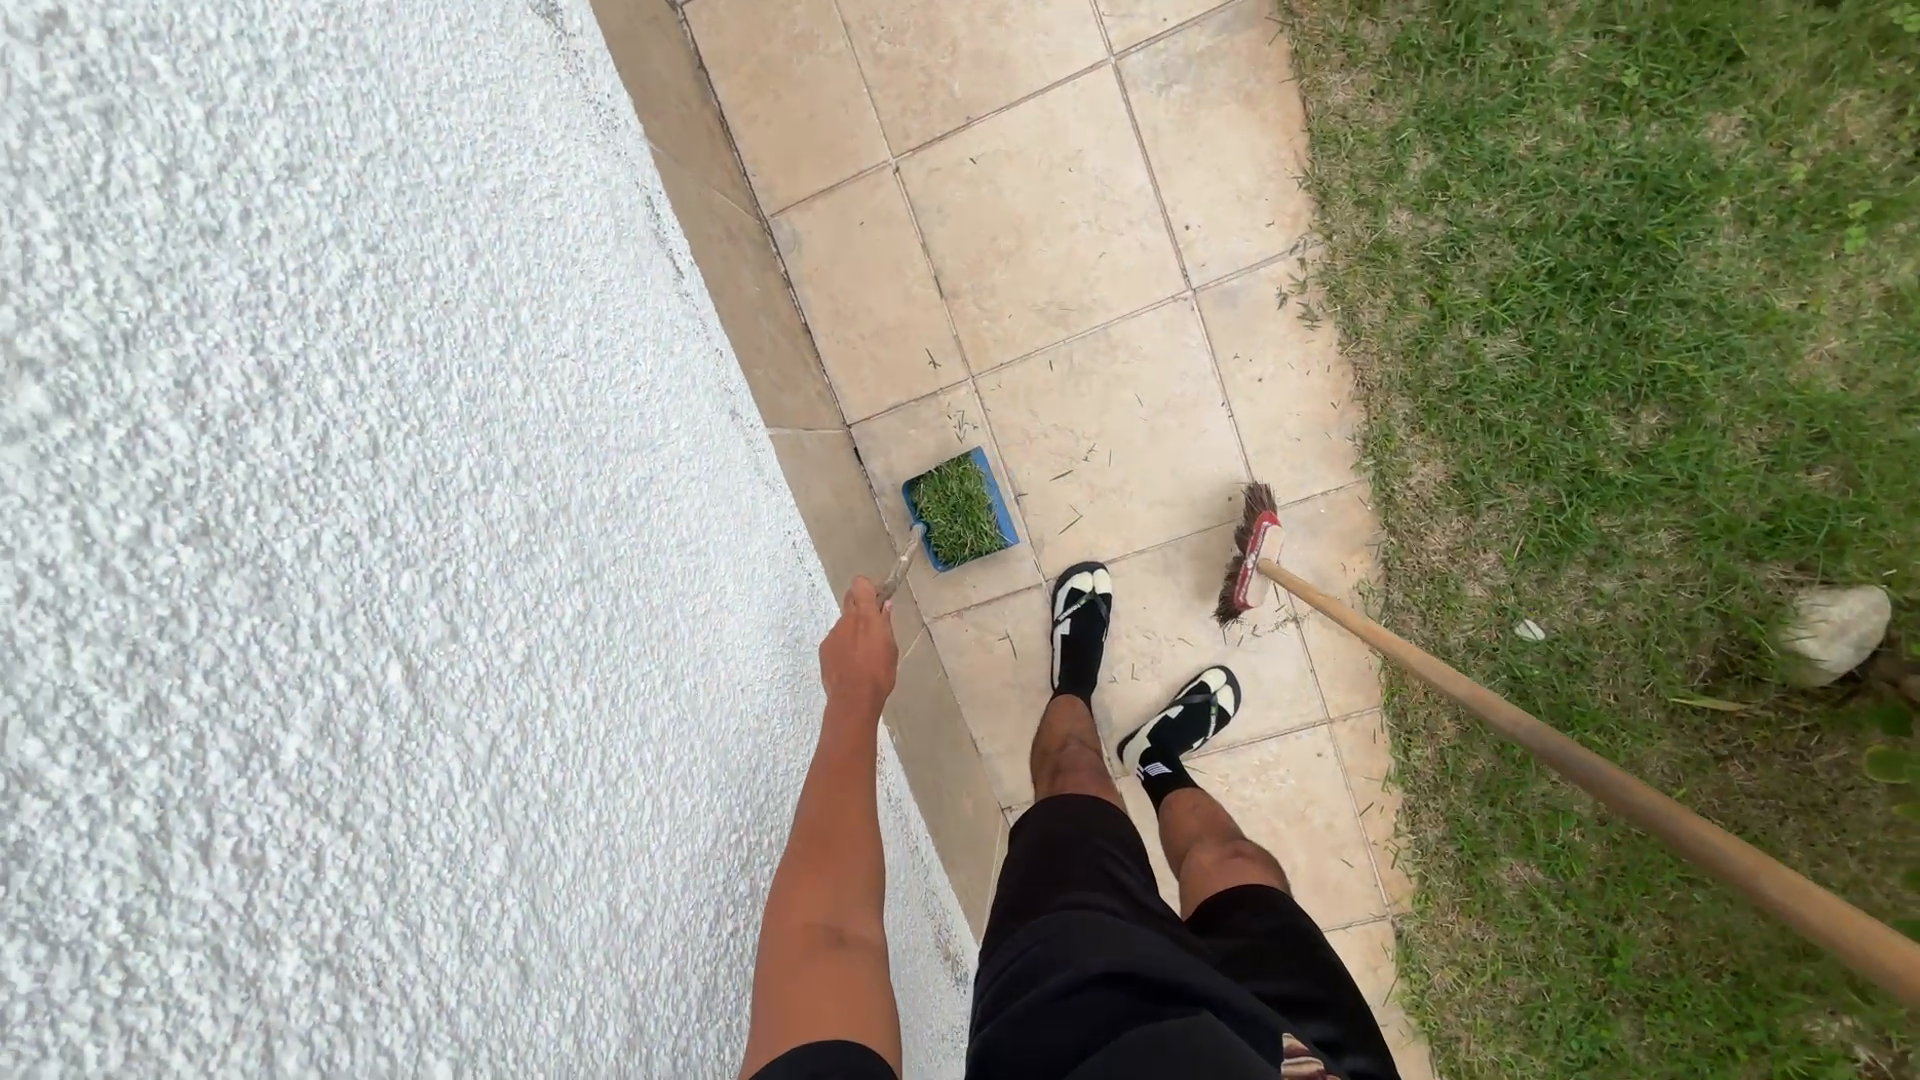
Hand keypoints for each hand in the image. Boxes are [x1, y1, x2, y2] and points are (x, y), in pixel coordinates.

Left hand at [819, 577, 897, 717]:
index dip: (867, 588)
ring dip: (853, 631)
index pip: (860, 585)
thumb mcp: (891, 648)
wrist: (853, 699)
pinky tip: (851, 664)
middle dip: (860, 606)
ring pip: (844, 624)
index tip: (876, 600)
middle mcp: (846, 620)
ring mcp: (832, 634)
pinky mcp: (824, 649)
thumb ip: (886, 624)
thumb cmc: (879, 673)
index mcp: (865, 616)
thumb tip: (885, 606)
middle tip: (872, 625)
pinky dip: (844, 646)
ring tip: (863, 654)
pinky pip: (836, 640)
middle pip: (850, 599)